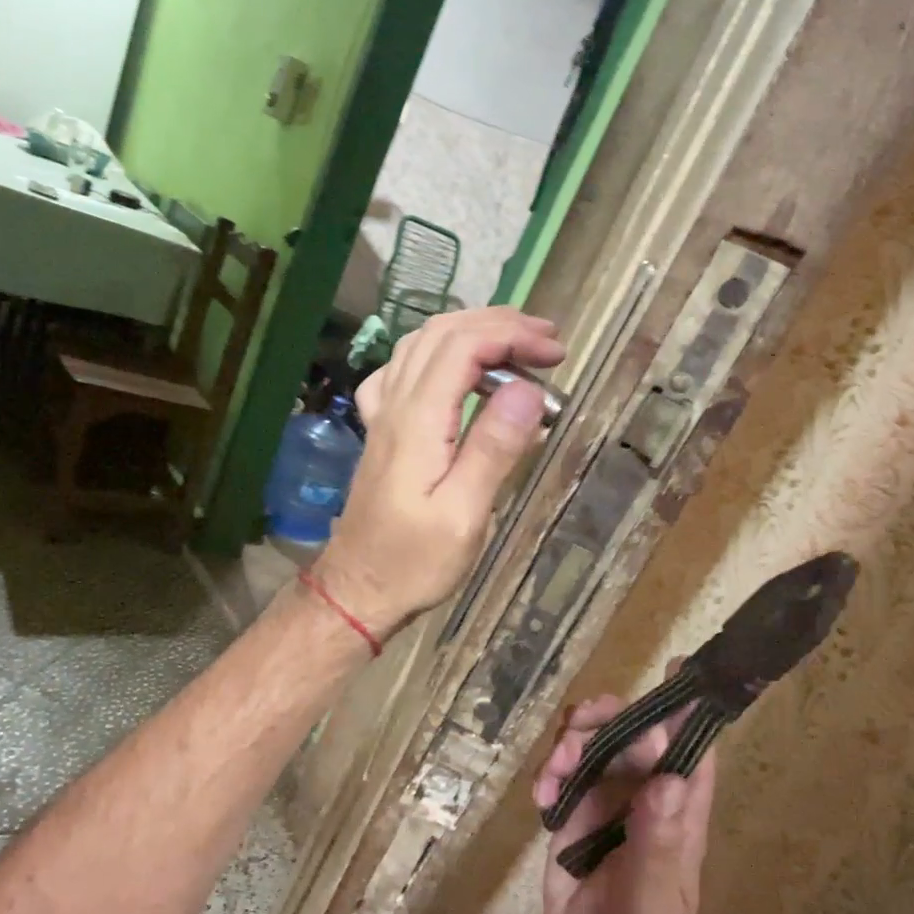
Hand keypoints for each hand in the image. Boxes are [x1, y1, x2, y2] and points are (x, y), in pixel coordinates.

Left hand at [313, 307, 563, 634]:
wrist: (358, 589)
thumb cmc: (415, 562)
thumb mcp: (465, 515)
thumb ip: (494, 449)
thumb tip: (529, 390)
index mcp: (417, 422)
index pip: (463, 346)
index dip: (512, 336)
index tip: (556, 354)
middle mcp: (394, 407)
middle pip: (440, 333)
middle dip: (497, 325)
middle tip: (546, 343)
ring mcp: (381, 417)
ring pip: (418, 345)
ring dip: (468, 333)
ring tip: (513, 347)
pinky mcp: (379, 433)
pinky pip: (400, 372)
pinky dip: (435, 355)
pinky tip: (454, 373)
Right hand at [532, 666, 715, 913]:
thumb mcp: (649, 899)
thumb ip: (656, 842)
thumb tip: (667, 776)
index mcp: (678, 814)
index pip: (692, 751)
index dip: (687, 710)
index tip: (675, 668)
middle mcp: (645, 798)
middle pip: (633, 735)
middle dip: (605, 720)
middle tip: (575, 730)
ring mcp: (607, 803)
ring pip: (593, 745)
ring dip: (569, 744)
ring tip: (550, 774)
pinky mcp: (573, 812)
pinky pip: (561, 772)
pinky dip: (547, 773)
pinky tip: (539, 800)